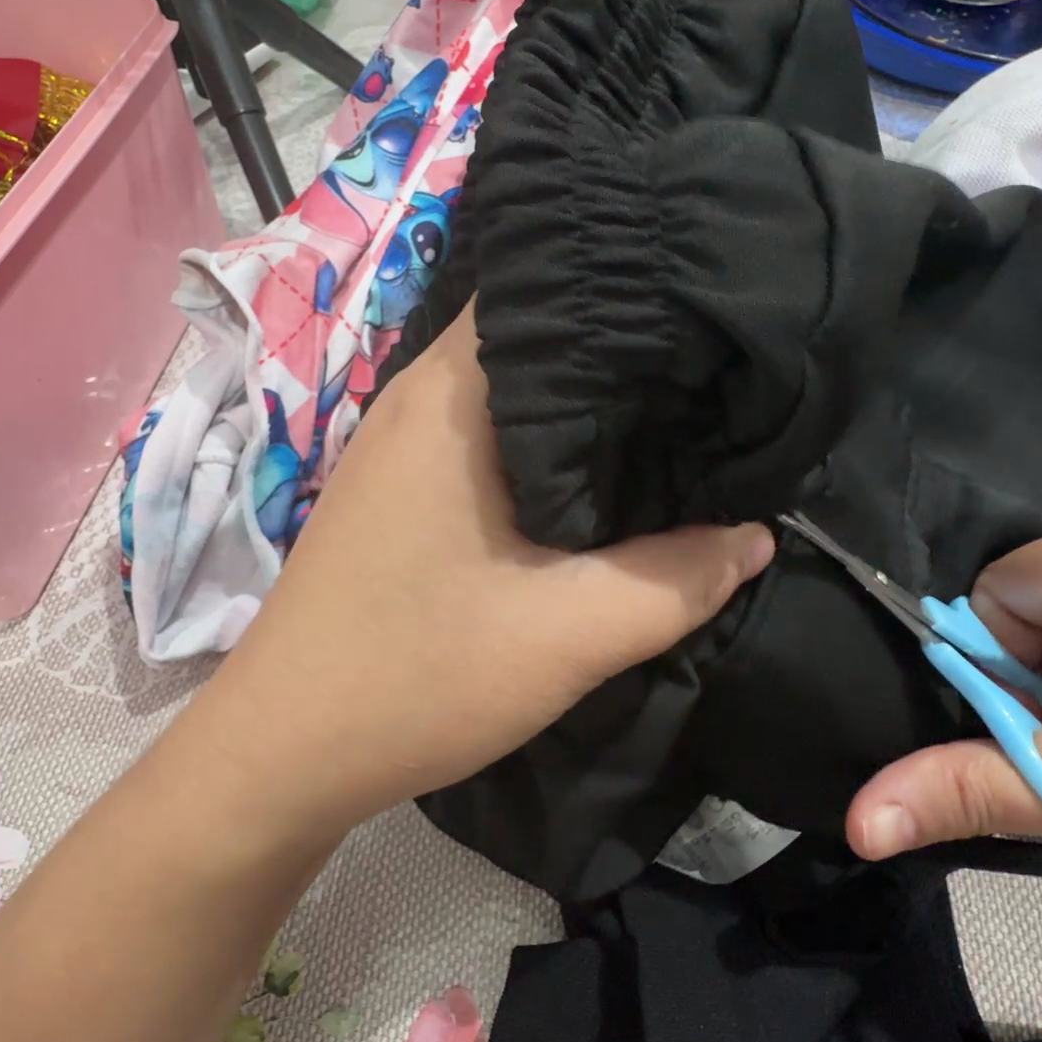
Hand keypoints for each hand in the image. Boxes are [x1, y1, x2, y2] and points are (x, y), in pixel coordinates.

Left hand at [181, 302, 774, 835]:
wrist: (285, 753)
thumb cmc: (417, 677)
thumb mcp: (569, 634)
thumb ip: (675, 581)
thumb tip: (756, 535)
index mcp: (450, 396)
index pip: (544, 287)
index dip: (630, 294)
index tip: (708, 318)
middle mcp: (416, 401)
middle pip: (534, 345)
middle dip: (622, 362)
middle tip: (715, 376)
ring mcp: (399, 450)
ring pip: (510, 400)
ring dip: (583, 418)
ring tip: (675, 426)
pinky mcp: (398, 498)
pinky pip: (486, 446)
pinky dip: (544, 456)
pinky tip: (593, 490)